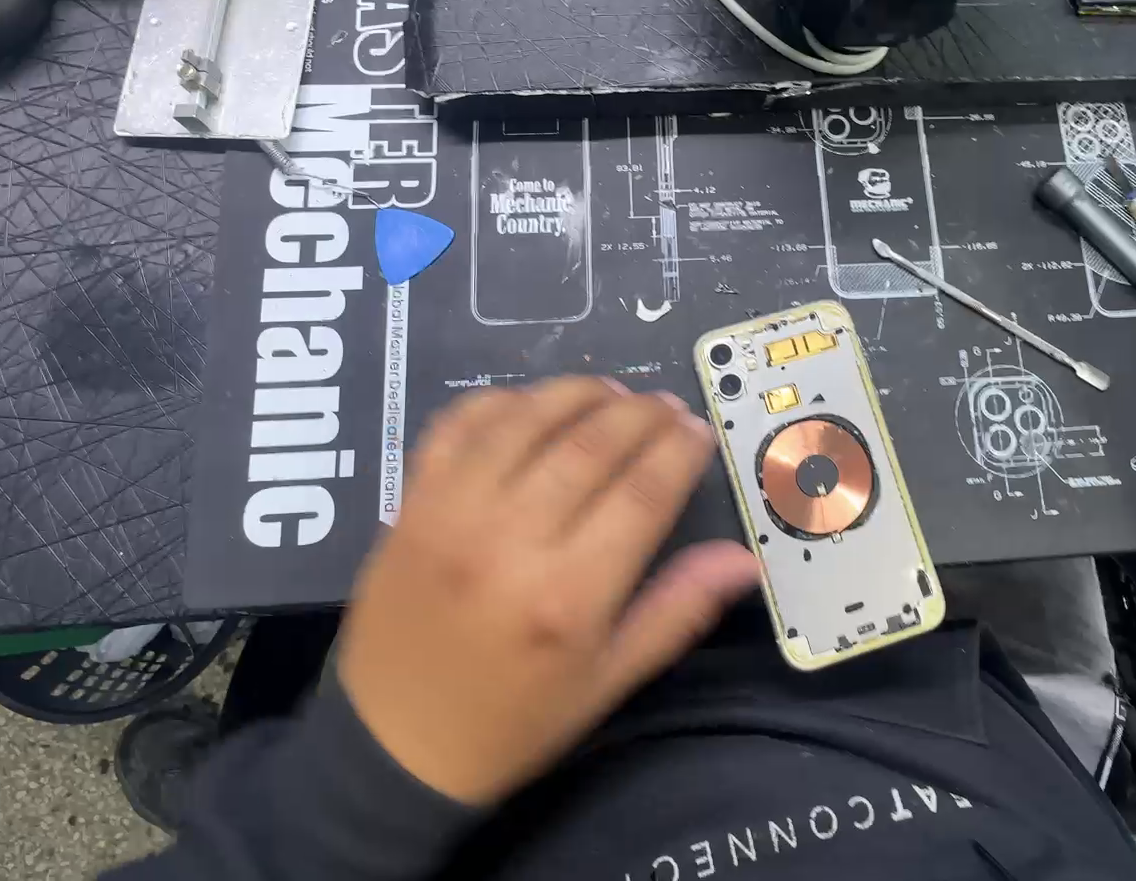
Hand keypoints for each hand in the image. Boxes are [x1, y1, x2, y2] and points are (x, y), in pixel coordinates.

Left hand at [336, 377, 758, 805]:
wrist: (392, 744)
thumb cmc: (513, 720)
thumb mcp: (608, 682)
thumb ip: (678, 611)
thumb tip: (743, 560)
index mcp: (569, 596)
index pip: (643, 494)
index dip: (680, 450)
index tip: (699, 430)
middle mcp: (510, 541)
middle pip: (590, 444)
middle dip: (641, 413)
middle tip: (666, 405)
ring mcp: (452, 513)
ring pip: (527, 420)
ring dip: (578, 393)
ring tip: (613, 391)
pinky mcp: (412, 501)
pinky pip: (459, 424)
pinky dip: (502, 400)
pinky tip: (534, 404)